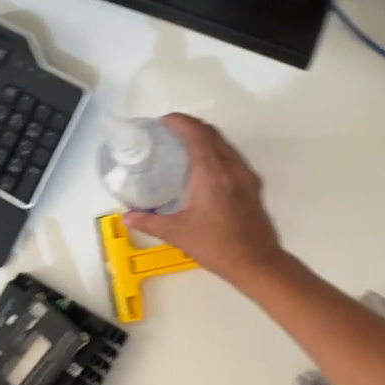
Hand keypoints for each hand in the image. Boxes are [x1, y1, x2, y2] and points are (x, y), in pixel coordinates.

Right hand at [125, 114, 284, 285]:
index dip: (179, 121)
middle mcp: (231, 167)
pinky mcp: (253, 185)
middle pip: (211, 133)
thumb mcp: (177, 234)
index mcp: (211, 173)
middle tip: (170, 133)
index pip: (196, 133)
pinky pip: (233, 156)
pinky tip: (205, 169)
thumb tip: (127, 217)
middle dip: (191, 126)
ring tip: (185, 146)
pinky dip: (217, 151)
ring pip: (225, 143)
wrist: (257, 263)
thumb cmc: (216, 246)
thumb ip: (150, 222)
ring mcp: (246, 174)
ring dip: (205, 137)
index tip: (163, 122)